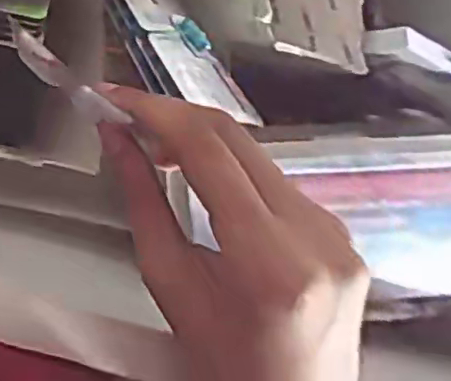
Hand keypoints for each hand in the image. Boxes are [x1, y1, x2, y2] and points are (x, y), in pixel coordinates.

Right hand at [98, 86, 367, 380]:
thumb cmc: (223, 358)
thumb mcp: (167, 279)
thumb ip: (140, 197)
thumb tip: (113, 133)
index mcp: (268, 256)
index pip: (205, 148)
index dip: (153, 110)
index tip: (112, 97)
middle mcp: (313, 233)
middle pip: (231, 135)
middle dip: (170, 113)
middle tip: (125, 114)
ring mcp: (333, 230)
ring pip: (250, 148)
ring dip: (194, 133)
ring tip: (152, 142)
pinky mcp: (338, 229)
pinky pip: (269, 172)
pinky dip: (224, 158)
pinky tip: (196, 170)